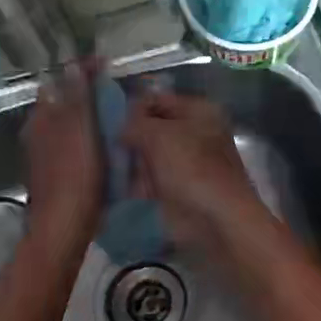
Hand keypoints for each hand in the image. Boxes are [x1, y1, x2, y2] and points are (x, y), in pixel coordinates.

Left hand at [23, 62, 102, 246]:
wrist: (64, 227)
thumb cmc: (75, 177)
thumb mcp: (80, 132)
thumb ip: (77, 98)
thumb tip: (72, 65)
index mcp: (43, 118)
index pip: (60, 80)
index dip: (83, 69)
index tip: (108, 64)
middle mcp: (39, 132)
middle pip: (63, 102)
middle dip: (87, 91)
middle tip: (116, 88)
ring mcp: (47, 154)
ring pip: (69, 123)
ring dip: (89, 115)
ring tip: (117, 113)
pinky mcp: (58, 172)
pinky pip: (75, 144)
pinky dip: (90, 137)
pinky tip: (107, 144)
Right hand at [120, 91, 266, 252]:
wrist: (214, 220)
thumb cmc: (191, 168)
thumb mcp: (159, 134)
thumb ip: (135, 123)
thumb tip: (122, 129)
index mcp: (200, 112)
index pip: (158, 100)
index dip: (133, 108)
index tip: (109, 121)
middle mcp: (195, 135)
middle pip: (152, 130)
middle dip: (130, 139)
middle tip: (105, 147)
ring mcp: (187, 165)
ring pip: (148, 157)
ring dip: (129, 163)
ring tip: (108, 168)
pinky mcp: (178, 191)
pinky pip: (149, 181)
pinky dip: (135, 184)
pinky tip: (116, 187)